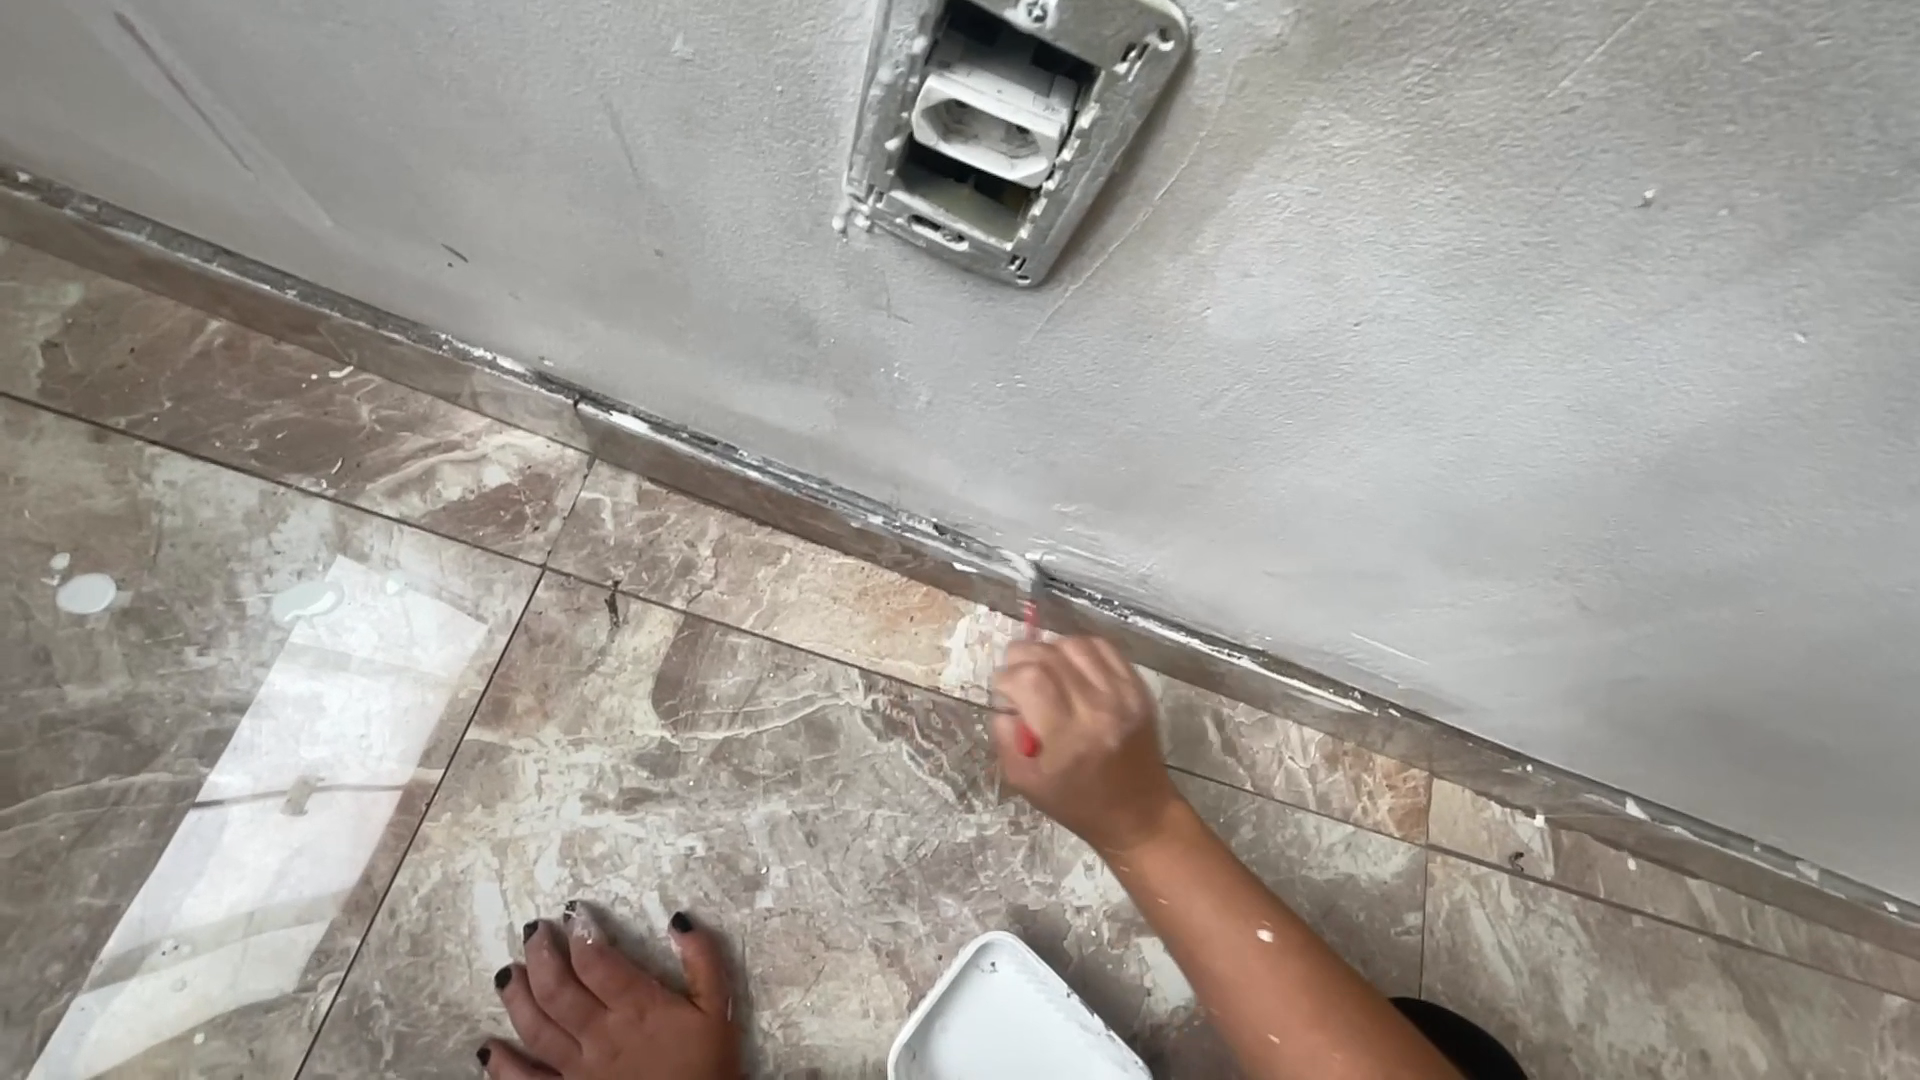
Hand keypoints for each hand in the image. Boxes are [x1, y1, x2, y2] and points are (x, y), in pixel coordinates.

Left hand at [482, 905, 740, 1079]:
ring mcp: (578, 1070)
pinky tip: (487, 1048)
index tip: (574, 912)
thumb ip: (703, 960)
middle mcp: (601, 1034)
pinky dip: (502, 1067)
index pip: (598, 962)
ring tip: (507, 972)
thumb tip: (679, 920)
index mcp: (638, 1007)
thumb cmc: (707, 1062)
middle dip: (542, 955)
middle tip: (534, 930)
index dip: (582, 933)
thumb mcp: (717, 1007)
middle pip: (559, 990)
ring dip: (518, 998)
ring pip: (537, 1029)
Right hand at [991, 636, 1185, 855]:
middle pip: (1049, 656)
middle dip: (1021, 657)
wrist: (1139, 812)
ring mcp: (1122, 694)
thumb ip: (1004, 738)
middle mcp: (1096, 709)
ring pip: (1075, 645)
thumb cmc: (1077, 803)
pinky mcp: (1138, 688)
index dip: (1006, 676)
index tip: (1003, 690)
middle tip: (1015, 674)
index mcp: (1067, 737)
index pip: (1029, 679)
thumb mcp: (1026, 782)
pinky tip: (1069, 663)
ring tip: (1042, 666)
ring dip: (1049, 649)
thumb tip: (1004, 702)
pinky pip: (1104, 647)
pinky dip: (1079, 647)